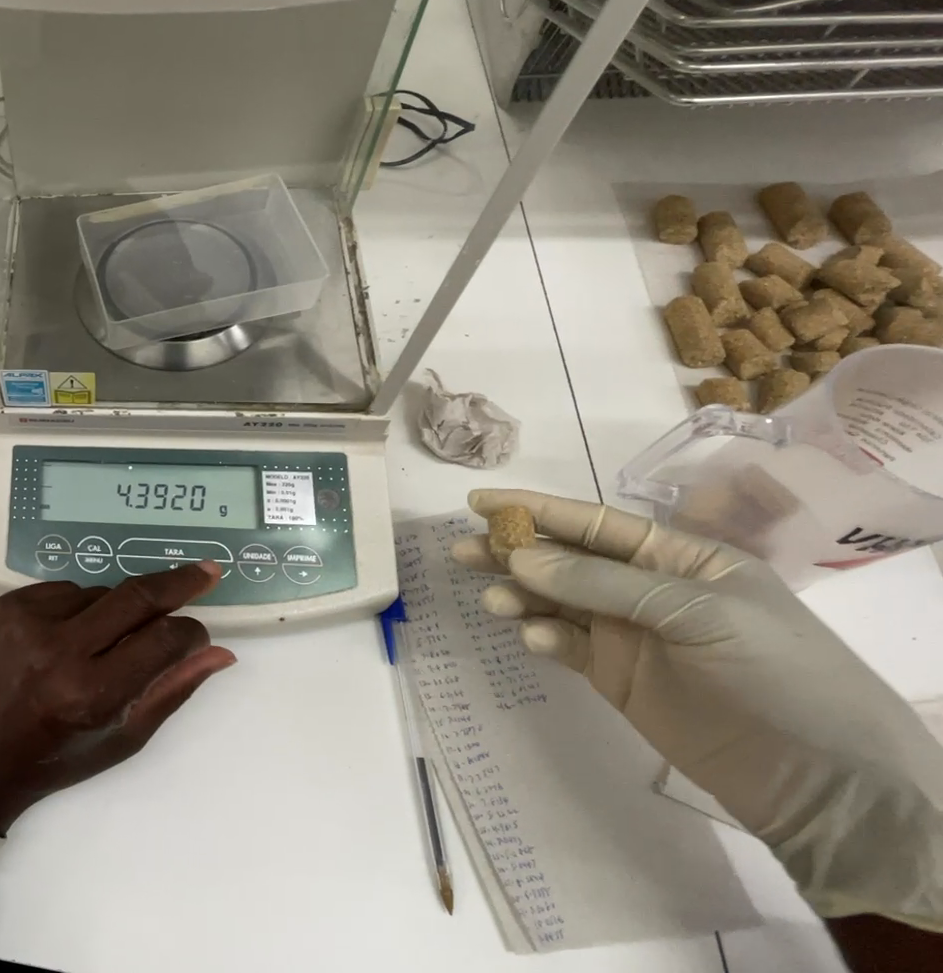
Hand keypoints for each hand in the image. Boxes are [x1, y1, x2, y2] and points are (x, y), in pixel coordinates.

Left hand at [0, 563, 236, 837]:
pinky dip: (78, 605)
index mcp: (91, 692)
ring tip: (104, 642)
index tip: (200, 632)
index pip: (162, 640)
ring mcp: (26, 621)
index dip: (190, 633)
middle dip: (176, 583)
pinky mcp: (5, 606)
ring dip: (116, 608)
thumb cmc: (55, 758)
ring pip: (98, 592)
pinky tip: (70, 634)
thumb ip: (171, 689)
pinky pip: (62, 590)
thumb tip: (219, 651)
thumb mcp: (122, 738)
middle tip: (205, 572)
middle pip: (133, 597)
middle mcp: (58, 649)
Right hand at [451, 489, 942, 930]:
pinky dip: (542, 636)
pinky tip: (538, 641)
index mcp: (680, 560)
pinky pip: (564, 643)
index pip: (594, 524)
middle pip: (564, 559)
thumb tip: (520, 559)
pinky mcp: (615, 675)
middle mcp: (647, 589)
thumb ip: (605, 583)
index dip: (536, 510)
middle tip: (462, 551)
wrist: (823, 782)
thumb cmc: (777, 676)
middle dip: (513, 552)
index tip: (477, 502)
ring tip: (494, 602)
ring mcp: (629, 633)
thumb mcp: (699, 615)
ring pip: (554, 600)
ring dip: (520, 595)